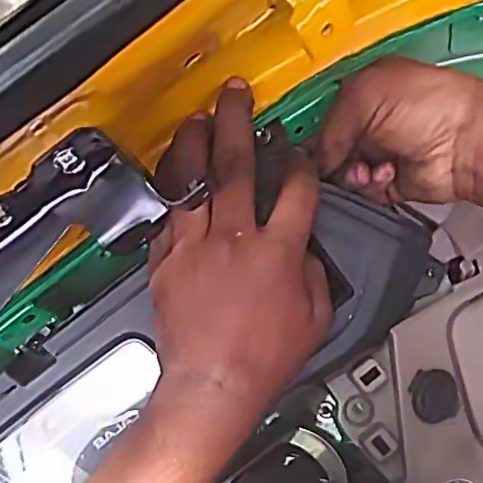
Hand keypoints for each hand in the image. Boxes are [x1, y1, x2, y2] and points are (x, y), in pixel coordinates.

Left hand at [145, 79, 332, 448]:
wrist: (213, 385)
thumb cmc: (261, 360)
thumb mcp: (314, 320)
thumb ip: (314, 276)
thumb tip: (305, 254)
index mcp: (279, 253)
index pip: (295, 192)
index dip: (299, 165)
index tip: (296, 155)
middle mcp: (236, 241)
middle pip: (238, 167)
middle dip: (239, 124)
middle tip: (236, 97)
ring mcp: (197, 248)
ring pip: (195, 182)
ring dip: (196, 145)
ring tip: (199, 120)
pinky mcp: (167, 263)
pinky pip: (169, 218)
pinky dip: (173, 194)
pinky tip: (175, 178)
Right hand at [314, 57, 482, 204]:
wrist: (465, 142)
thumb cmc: (430, 104)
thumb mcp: (363, 97)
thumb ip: (329, 128)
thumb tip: (315, 159)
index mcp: (364, 93)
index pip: (323, 117)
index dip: (312, 133)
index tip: (302, 150)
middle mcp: (372, 125)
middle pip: (330, 151)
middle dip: (330, 159)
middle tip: (341, 158)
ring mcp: (382, 155)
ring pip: (344, 176)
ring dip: (351, 175)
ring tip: (368, 168)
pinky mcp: (392, 184)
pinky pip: (365, 194)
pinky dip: (371, 188)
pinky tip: (386, 174)